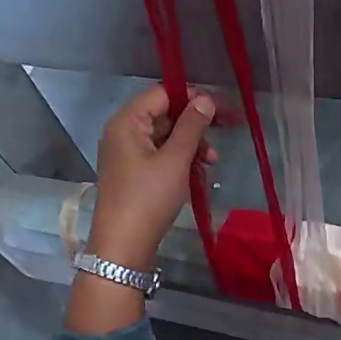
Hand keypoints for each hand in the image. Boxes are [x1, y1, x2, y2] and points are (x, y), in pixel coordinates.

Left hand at [86, 84, 217, 270]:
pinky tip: (195, 177)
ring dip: (189, 149)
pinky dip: (178, 163)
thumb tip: (205, 100)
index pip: (161, 94)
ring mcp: (125, 155)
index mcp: (127, 121)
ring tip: (209, 166)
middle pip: (163, 116)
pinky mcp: (131, 175)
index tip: (218, 112)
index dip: (190, 98)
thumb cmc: (148, 198)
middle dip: (192, 129)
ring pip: (163, 139)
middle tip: (214, 149)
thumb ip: (192, 127)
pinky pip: (158, 158)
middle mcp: (122, 133)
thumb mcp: (175, 160)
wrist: (123, 245)